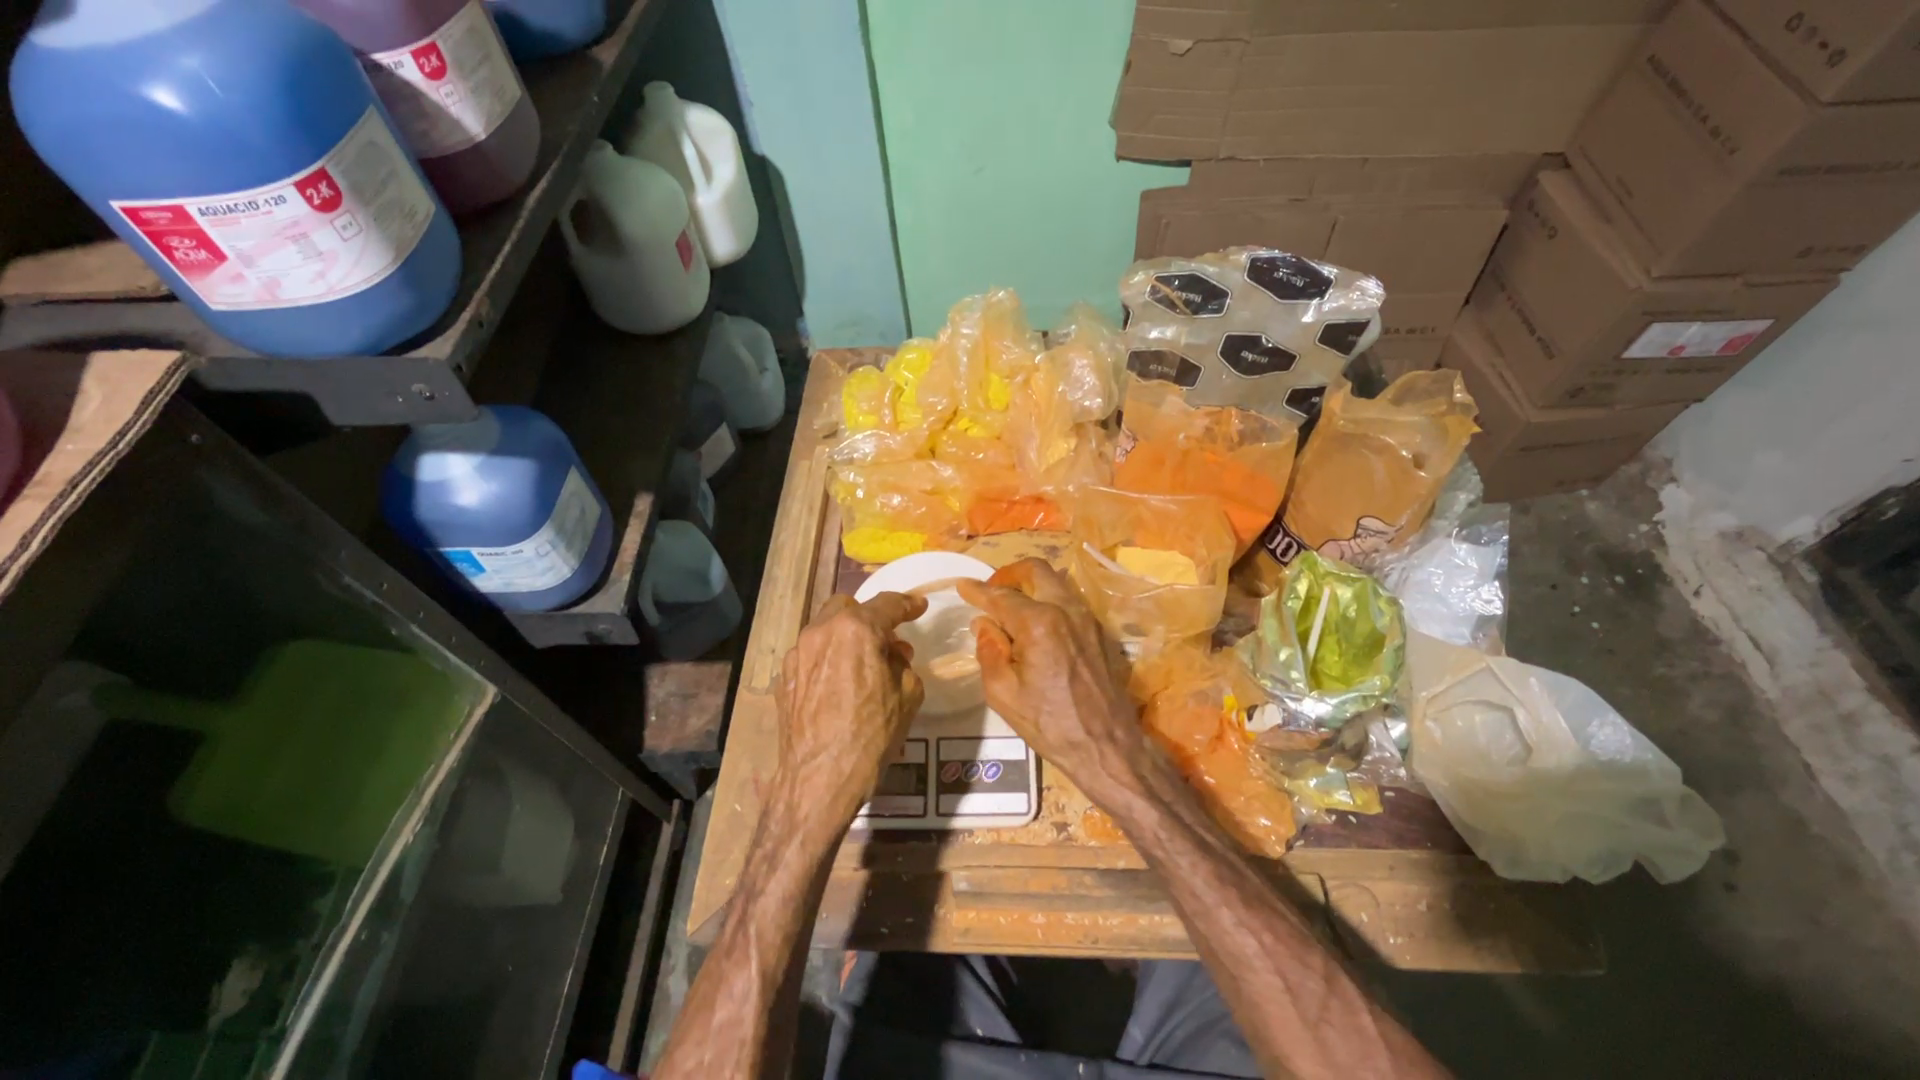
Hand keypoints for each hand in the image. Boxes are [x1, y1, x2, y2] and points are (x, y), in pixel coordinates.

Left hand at [773, 591, 926, 819]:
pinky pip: (811, 656)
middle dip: (868, 617)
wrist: (821, 777)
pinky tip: (839, 686)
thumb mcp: (908, 695)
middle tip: (886, 641)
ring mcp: (797, 655)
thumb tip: (893, 655)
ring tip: (863, 666)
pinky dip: (828, 661)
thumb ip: (903, 664)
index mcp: (856, 630)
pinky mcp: (784, 679)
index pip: (887, 605)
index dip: (907, 605)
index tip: (919, 607)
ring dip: (845, 639)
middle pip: (847, 608)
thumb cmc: (872, 734)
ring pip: (824, 630)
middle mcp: (821, 633)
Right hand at [958, 559, 1149, 801]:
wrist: (1105, 745)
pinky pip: (1070, 602)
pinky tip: (1036, 626)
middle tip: (991, 592)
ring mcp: (1088, 619)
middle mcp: (1067, 610)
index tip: (962, 586)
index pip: (1002, 597)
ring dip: (1031, 586)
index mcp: (1039, 623)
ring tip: (1012, 609)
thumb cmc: (1049, 724)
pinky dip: (1049, 601)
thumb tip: (984, 624)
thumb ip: (989, 650)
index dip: (978, 591)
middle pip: (1035, 571)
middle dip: (1009, 575)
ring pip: (1056, 583)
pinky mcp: (1100, 632)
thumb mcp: (1003, 693)